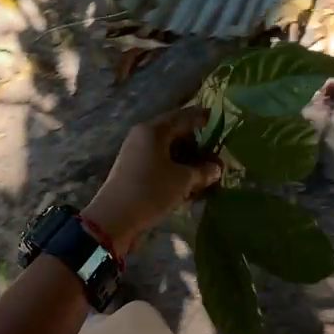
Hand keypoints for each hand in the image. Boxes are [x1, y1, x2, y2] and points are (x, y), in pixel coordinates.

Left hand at [82, 107, 221, 254]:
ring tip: (206, 168)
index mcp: (153, 130)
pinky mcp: (133, 169)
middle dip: (196, 141)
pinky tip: (188, 180)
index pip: (183, 116)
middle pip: (175, 132)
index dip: (203, 118)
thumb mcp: (182, 180)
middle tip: (216, 150)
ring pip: (167, 148)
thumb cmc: (150, 191)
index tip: (219, 120)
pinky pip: (159, 161)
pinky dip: (175, 167)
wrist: (114, 217)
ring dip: (186, 157)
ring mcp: (136, 152)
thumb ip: (202, 171)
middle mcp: (143, 136)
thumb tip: (217, 167)